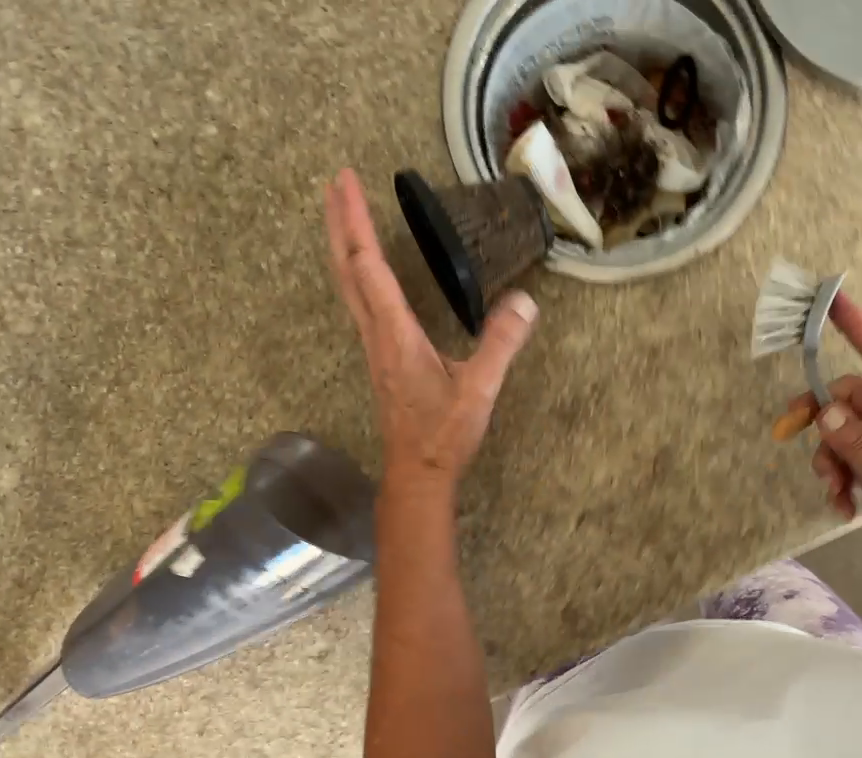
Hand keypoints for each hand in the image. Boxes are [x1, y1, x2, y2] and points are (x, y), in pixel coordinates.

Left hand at [324, 168, 538, 494]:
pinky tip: (363, 270)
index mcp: (395, 333)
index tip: (346, 180)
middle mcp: (376, 334)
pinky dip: (354, 272)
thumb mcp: (478, 390)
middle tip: (335, 183)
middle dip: (340, 223)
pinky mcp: (380, 358)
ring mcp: (374, 346)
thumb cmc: (443, 434)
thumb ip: (500, 344)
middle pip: (347, 269)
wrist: (417, 472)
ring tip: (342, 214)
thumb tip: (526, 301)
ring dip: (342, 245)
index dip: (356, 221)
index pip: (369, 266)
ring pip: (348, 285)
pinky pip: (358, 302)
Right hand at [798, 296, 861, 581]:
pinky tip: (846, 508)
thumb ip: (860, 447)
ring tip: (837, 497)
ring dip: (833, 463)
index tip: (834, 301)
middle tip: (795, 444)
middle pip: (853, 402)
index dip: (859, 329)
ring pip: (848, 433)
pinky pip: (857, 459)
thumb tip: (825, 411)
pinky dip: (845, 480)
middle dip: (825, 428)